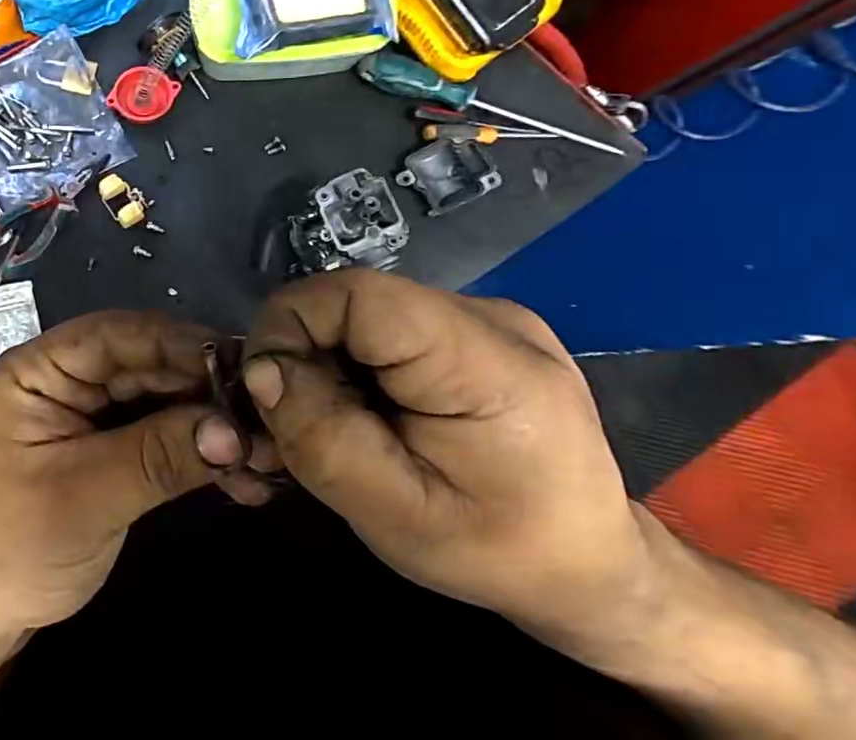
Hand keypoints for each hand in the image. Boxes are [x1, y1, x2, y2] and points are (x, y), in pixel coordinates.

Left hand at [0, 310, 273, 635]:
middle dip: (209, 394)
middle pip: (153, 365)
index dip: (180, 344)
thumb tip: (235, 432)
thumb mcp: (86, 497)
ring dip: (215, 427)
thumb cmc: (10, 551)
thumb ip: (161, 456)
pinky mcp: (118, 446)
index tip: (238, 367)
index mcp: (42, 371)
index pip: (118, 335)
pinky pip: (169, 434)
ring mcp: (97, 413)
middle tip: (265, 419)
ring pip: (169, 399)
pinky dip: (203, 454)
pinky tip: (244, 479)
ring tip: (266, 456)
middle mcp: (73, 380)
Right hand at [241, 270, 652, 652]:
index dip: (291, 326)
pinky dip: (358, 374)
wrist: (592, 562)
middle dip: (302, 362)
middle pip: (356, 306)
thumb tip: (263, 370)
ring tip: (319, 437)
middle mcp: (488, 316)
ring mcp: (486, 320)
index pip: (358, 294)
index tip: (264, 392)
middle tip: (280, 433)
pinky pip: (394, 337)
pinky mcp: (477, 335)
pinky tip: (361, 422)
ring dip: (326, 372)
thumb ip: (324, 440)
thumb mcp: (398, 518)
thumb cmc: (501, 551)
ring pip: (367, 321)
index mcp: (485, 360)